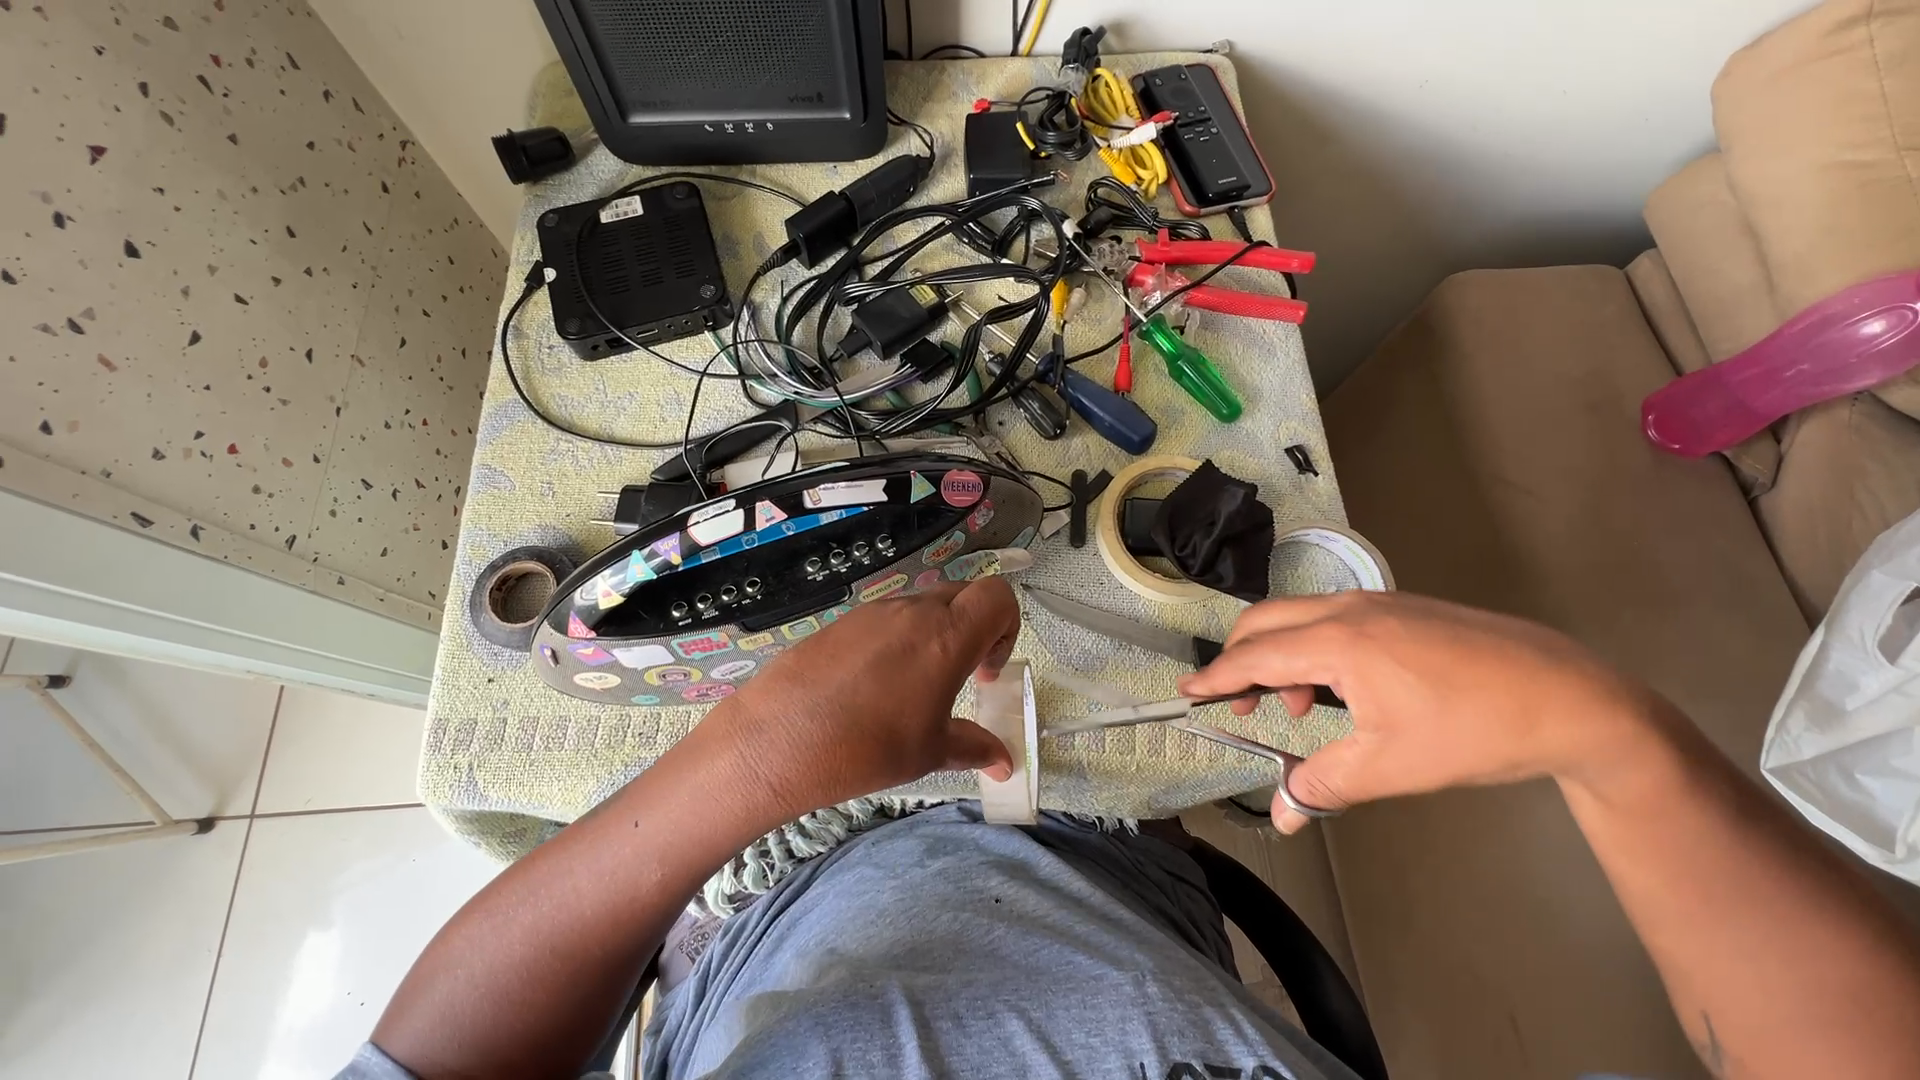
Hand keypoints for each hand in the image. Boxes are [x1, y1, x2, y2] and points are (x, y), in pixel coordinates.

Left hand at [684, 578, 1020, 820]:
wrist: (776, 740)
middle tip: (961, 677)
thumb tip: (1005, 763)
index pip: (998, 596)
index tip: (986, 672)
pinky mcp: (841, 622)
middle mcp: (912, 612)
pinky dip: (896, 641)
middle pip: (962, 596)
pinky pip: (885, 619)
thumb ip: (974, 748)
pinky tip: (872, 687)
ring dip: (934, 636)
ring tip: (912, 688)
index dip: (1007, 626)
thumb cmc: (866, 748)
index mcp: (946, 636)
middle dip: (973, 630)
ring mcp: (872, 612)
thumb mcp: (929, 753)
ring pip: (921, 607)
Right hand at [1178, 591, 1668, 832]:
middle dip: (1239, 659)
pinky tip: (1343, 690)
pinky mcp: (1404, 609)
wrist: (1573, 698)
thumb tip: (1280, 816)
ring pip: (1299, 617)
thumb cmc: (1473, 732)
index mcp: (1338, 643)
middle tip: (1236, 704)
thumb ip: (1323, 786)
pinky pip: (1333, 619)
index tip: (1184, 692)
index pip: (1255, 657)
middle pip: (1265, 622)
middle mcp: (1349, 609)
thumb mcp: (1392, 767)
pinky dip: (1313, 648)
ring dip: (1279, 656)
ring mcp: (1379, 602)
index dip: (1215, 678)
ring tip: (1298, 707)